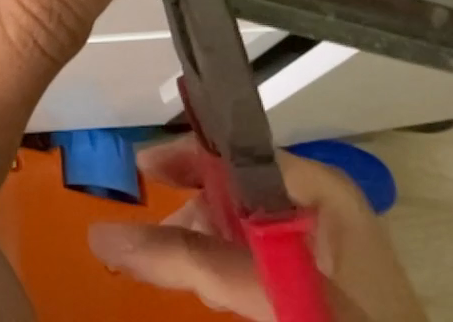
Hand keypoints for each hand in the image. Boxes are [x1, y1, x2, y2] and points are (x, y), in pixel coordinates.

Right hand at [88, 137, 428, 321]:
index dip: (181, 157)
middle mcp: (317, 207)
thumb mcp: (275, 287)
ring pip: (234, 224)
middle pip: (226, 185)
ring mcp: (318, 249)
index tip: (140, 174)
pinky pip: (249, 260)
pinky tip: (212, 293)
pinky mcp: (313, 284)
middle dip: (185, 209)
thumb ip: (198, 259)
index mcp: (319, 189)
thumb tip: (103, 235)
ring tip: (181, 273)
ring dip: (196, 242)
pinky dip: (220, 270)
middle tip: (153, 237)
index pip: (232, 147)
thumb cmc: (349, 319)